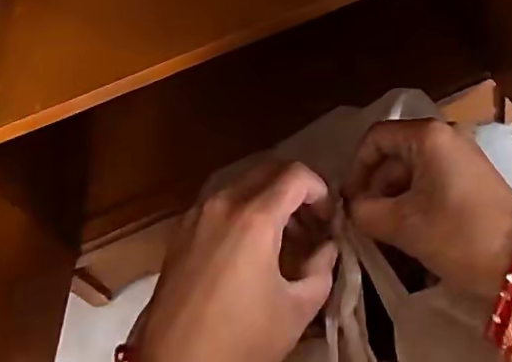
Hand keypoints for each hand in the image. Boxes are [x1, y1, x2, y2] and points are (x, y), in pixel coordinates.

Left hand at [130, 160, 335, 361]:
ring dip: (269, 198)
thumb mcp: (294, 313)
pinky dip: (243, 208)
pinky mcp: (182, 228)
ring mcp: (199, 211)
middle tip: (311, 223)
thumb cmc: (238, 341)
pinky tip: (249, 247)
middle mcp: (225, 201)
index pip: (296, 175)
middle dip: (296, 189)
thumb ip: (321, 272)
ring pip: (244, 182)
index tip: (329, 218)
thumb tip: (327, 248)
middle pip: (270, 169)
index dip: (320, 189)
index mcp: (255, 216)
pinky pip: (221, 200)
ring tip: (283, 237)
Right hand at [343, 118, 511, 299]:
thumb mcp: (405, 226)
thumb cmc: (459, 234)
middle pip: (395, 152)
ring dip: (394, 195)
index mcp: (427, 134)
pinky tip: (410, 228)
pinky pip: (432, 178)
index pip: (377, 138)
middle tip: (363, 219)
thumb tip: (350, 207)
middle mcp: (445, 134)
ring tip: (384, 229)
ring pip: (413, 168)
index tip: (349, 200)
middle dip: (376, 185)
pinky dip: (416, 198)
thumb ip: (367, 212)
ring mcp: (462, 153)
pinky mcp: (473, 175)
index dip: (357, 167)